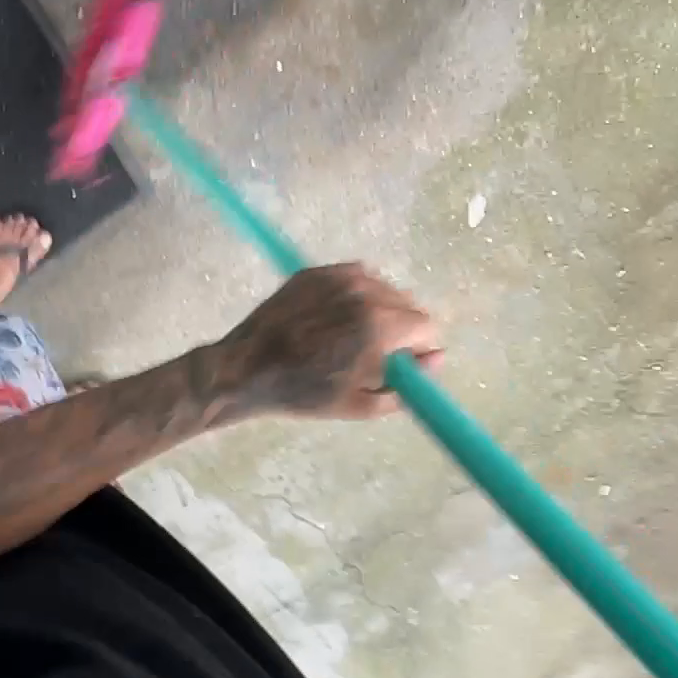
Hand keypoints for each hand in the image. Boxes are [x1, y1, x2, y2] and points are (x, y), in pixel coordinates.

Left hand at [209, 263, 441, 420]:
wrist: (243, 369)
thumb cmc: (301, 393)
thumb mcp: (359, 405)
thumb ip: (407, 385)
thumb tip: (434, 359)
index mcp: (379, 325)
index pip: (426, 326)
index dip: (418, 347)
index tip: (402, 362)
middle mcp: (363, 292)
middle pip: (406, 304)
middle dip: (399, 329)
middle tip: (372, 352)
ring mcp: (336, 277)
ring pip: (380, 289)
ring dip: (377, 310)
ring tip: (348, 336)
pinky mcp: (313, 272)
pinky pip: (352, 278)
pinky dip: (352, 296)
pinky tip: (332, 318)